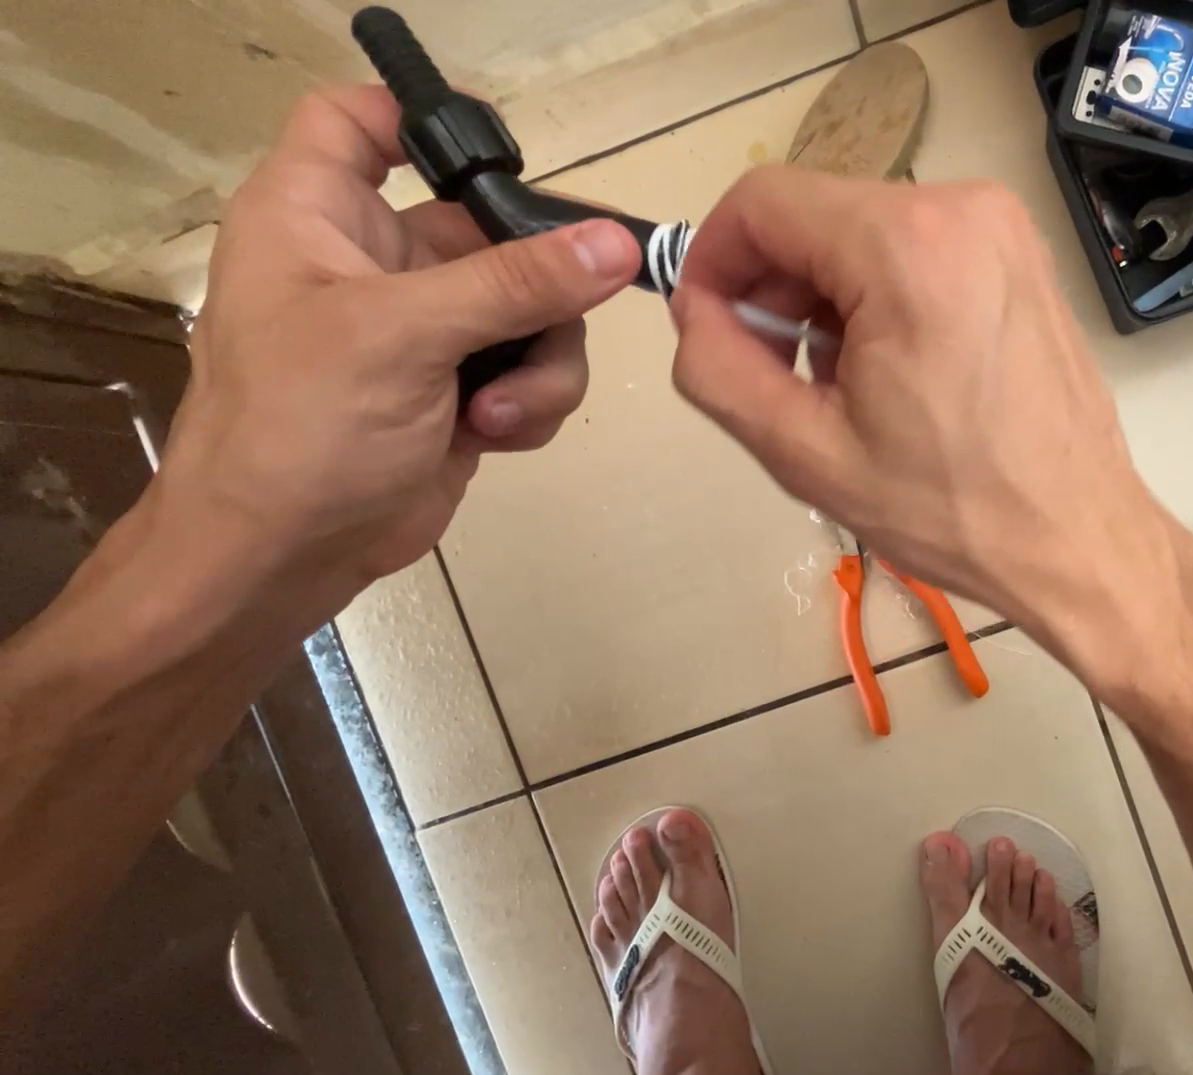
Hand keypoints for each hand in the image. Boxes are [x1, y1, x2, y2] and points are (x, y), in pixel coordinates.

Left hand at [150, 85, 640, 624]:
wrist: (294, 552)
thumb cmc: (307, 427)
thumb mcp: (406, 337)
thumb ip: (516, 285)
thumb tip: (618, 246)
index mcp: (324, 216)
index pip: (364, 123)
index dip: (430, 121)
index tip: (513, 163)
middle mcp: (385, 264)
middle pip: (500, 237)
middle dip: (541, 292)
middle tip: (553, 327)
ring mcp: (436, 331)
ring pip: (538, 316)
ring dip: (542, 368)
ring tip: (498, 414)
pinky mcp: (472, 388)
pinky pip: (538, 372)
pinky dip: (534, 406)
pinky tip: (495, 435)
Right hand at [670, 167, 1192, 687]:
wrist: (1079, 540)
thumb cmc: (953, 510)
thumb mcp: (808, 454)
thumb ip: (720, 370)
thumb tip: (696, 312)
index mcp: (909, 247)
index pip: (764, 202)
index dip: (715, 259)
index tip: (712, 327)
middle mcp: (965, 210)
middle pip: (819, 217)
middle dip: (778, 292)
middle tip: (783, 379)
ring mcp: (1007, 231)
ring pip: (868, 236)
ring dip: (832, 303)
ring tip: (851, 391)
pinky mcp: (1025, 261)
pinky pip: (922, 253)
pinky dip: (885, 300)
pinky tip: (901, 375)